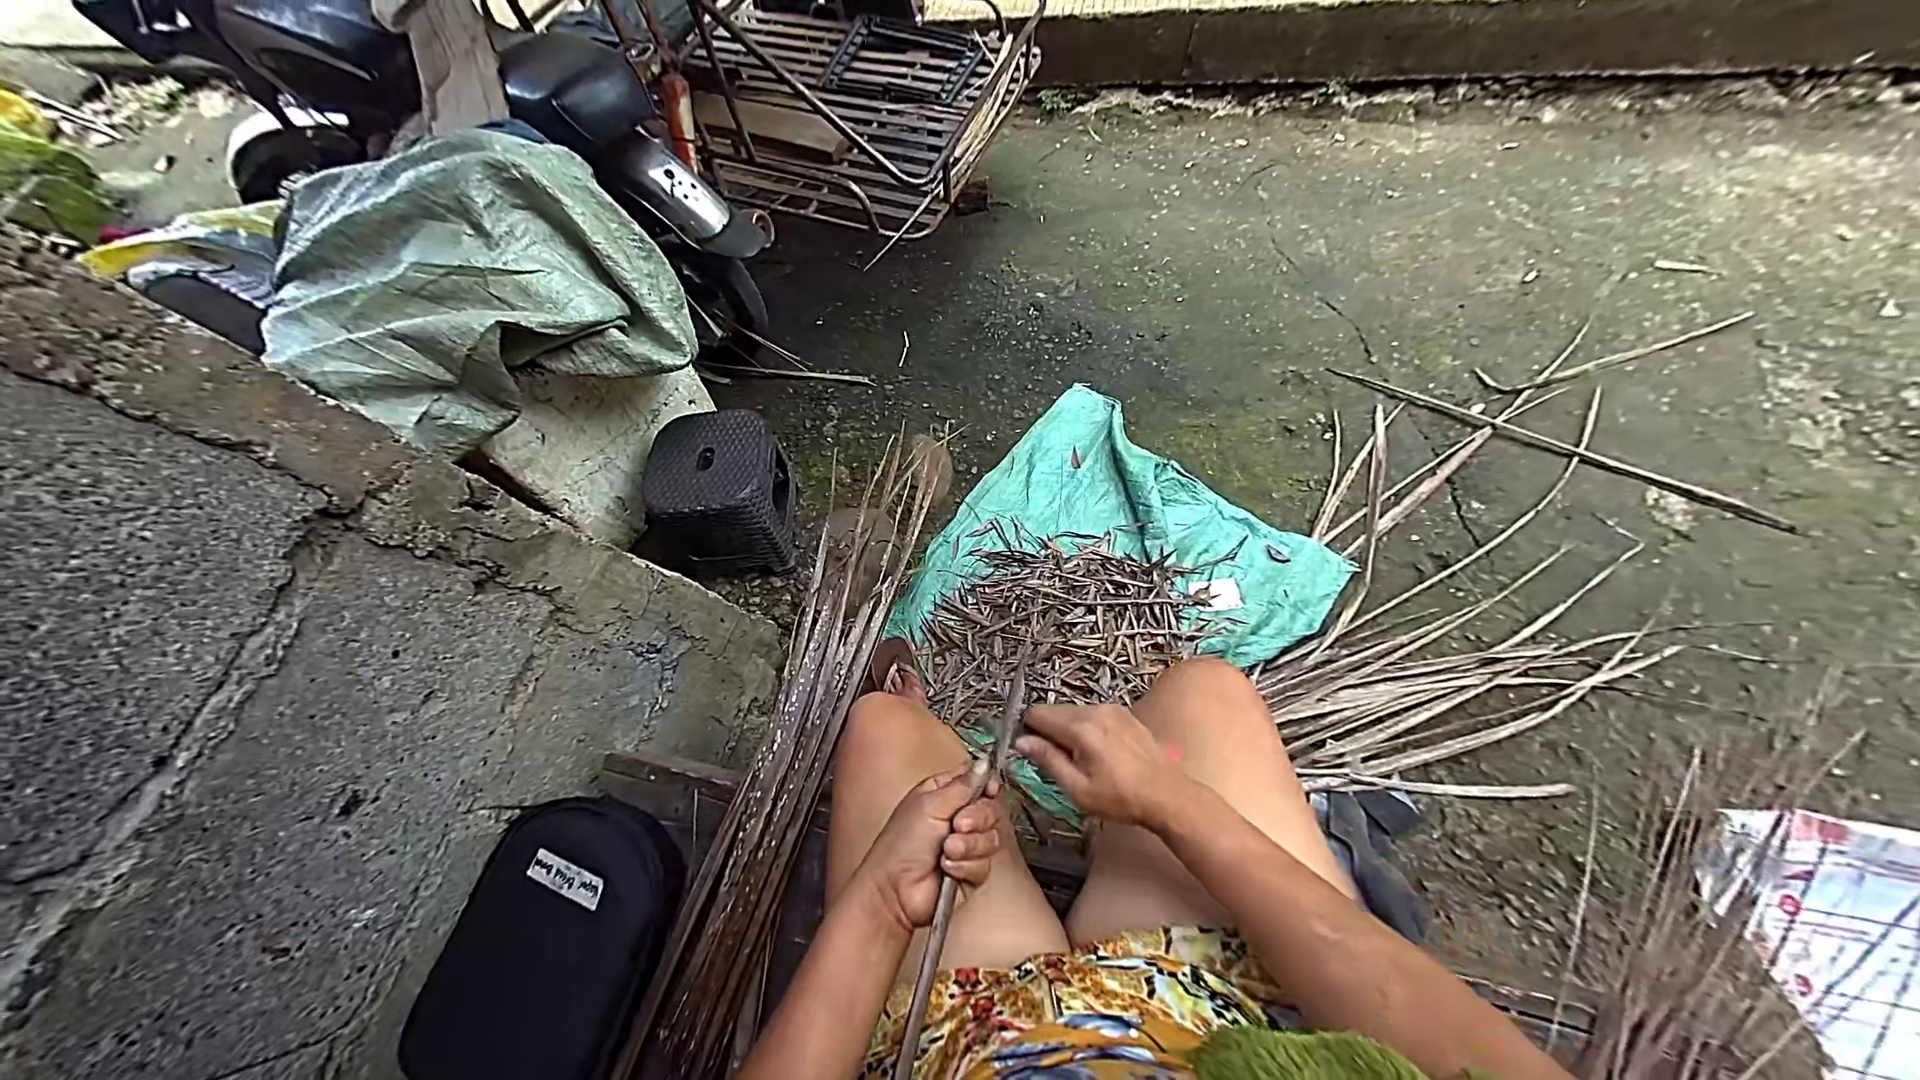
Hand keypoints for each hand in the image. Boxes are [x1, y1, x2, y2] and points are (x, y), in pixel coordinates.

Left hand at [854, 764, 1002, 933]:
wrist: (895, 891)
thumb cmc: (902, 843)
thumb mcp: (930, 804)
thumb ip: (962, 785)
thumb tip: (985, 764)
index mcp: (944, 793)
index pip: (977, 779)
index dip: (987, 783)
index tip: (990, 789)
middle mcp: (958, 816)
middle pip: (990, 808)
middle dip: (977, 817)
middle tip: (957, 825)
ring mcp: (967, 845)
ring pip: (991, 837)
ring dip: (969, 845)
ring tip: (946, 850)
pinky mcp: (972, 871)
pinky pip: (985, 864)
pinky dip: (966, 866)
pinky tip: (947, 869)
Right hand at [1016, 704, 1190, 828]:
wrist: (1168, 796)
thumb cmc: (1121, 799)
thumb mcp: (1078, 789)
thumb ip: (1048, 760)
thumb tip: (1022, 742)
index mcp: (1081, 728)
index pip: (1037, 715)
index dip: (1030, 733)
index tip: (1034, 753)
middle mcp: (1095, 711)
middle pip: (1053, 711)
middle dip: (1048, 732)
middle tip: (1060, 761)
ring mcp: (1111, 708)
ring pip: (1072, 711)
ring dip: (1067, 730)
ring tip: (1082, 759)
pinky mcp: (1123, 713)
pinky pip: (1091, 713)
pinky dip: (1086, 727)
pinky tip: (1098, 752)